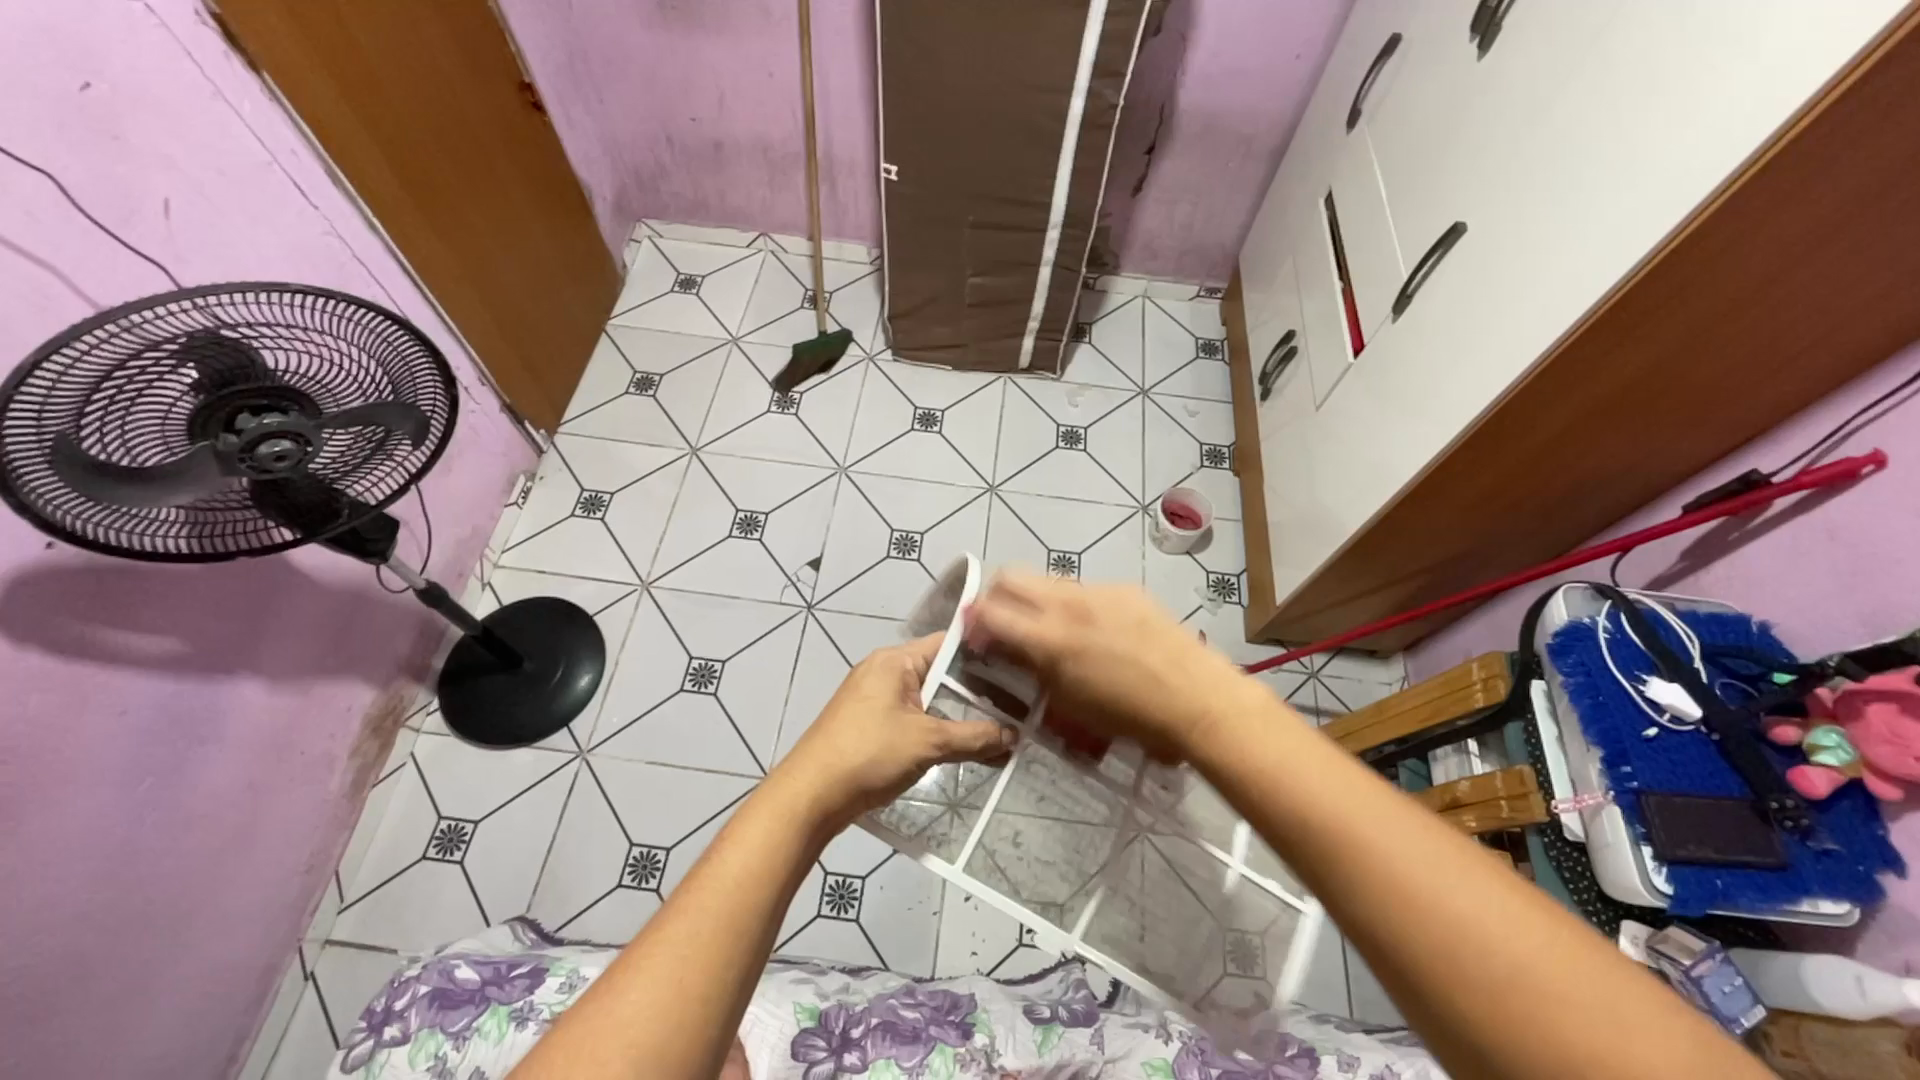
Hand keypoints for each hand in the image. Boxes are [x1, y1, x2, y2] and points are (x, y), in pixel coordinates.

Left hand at [767, 633, 1015, 829]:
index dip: (985, 656)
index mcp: (895, 661)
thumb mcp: (928, 743)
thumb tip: (1014, 737)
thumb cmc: (869, 755)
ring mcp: (877, 701)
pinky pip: (917, 721)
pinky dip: (942, 732)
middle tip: (1020, 706)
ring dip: (962, 717)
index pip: (949, 645)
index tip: (1020, 671)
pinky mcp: (873, 728)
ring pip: (931, 701)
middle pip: (942, 674)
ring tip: (1004, 730)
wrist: (811, 797)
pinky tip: (971, 749)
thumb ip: (975, 737)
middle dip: (979, 693)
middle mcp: (885, 673)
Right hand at [965, 569, 1260, 755]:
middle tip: (1000, 623)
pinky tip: (1093, 633)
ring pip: (1048, 580)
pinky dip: (1072, 605)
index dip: (972, 620)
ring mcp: (1099, 592)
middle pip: (1011, 576)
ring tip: (1048, 631)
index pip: (989, 611)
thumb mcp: (1069, 706)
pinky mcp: (1126, 590)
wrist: (1198, 700)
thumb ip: (1032, 673)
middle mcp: (1068, 604)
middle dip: (995, 595)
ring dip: (1034, 599)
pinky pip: (1084, 589)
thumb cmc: (1131, 719)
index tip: (972, 635)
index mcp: (1049, 638)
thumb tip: (1008, 654)